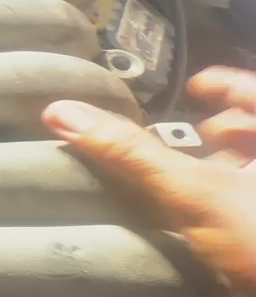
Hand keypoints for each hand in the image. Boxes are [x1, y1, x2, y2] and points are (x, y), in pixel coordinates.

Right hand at [44, 66, 255, 294]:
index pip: (255, 92)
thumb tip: (61, 112)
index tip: (195, 89)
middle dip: (228, 131)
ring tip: (198, 176)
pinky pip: (255, 200)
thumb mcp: (193, 192)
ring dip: (234, 166)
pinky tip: (216, 211)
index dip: (224, 85)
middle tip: (197, 137)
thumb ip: (128, 150)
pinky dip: (241, 196)